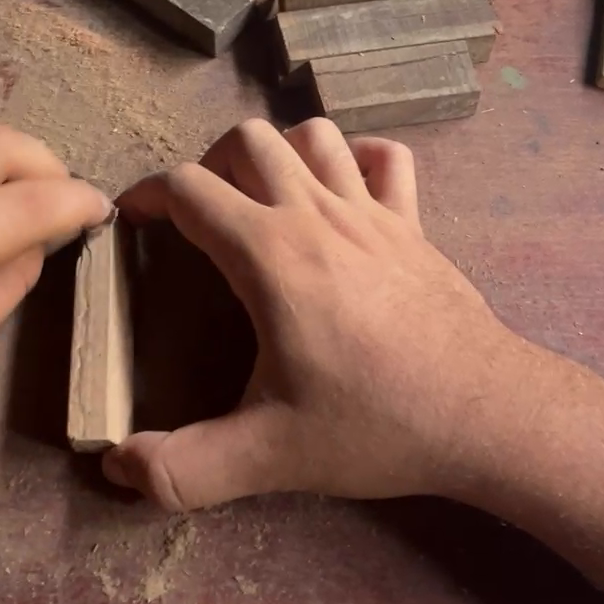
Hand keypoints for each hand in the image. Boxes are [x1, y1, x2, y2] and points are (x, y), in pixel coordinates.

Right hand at [104, 118, 533, 510]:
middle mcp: (316, 212)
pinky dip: (358, 158)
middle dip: (210, 164)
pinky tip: (345, 191)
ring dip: (279, 151)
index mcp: (270, 254)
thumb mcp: (269, 456)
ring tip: (266, 195)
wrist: (485, 413)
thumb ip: (183, 469)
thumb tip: (119, 465)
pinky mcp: (412, 221)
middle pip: (248, 139)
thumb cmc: (375, 423)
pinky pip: (386, 157)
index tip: (133, 220)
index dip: (147, 195)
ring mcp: (371, 209)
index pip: (189, 188)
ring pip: (314, 134)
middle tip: (203, 216)